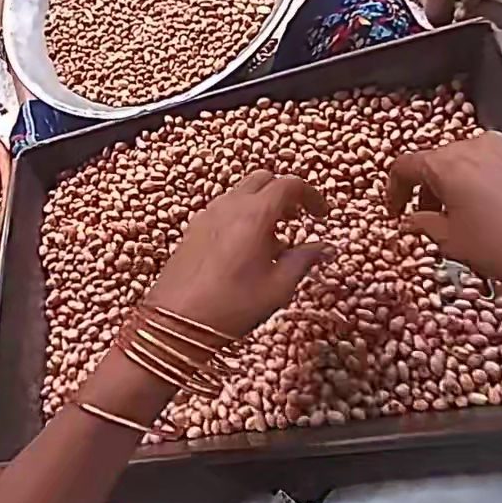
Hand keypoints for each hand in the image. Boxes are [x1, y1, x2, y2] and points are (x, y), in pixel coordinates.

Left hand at [144, 171, 333, 337]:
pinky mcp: (192, 230)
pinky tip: (246, 250)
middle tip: (298, 220)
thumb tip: (326, 247)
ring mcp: (206, 216)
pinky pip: (223, 210)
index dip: (311, 195)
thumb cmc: (231, 306)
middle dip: (284, 194)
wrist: (175, 322)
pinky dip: (241, 216)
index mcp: (254, 214)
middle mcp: (228, 206)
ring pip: (240, 193)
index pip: (289, 185)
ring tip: (273, 241)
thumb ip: (304, 260)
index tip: (322, 214)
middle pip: (263, 180)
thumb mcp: (277, 287)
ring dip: (262, 205)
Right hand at [387, 134, 501, 336]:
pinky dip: (493, 184)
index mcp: (449, 162)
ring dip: (462, 185)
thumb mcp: (452, 243)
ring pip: (474, 161)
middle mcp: (481, 144)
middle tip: (430, 217)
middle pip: (440, 160)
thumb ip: (424, 224)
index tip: (395, 209)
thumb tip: (414, 219)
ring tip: (468, 217)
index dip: (394, 190)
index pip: (405, 166)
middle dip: (429, 188)